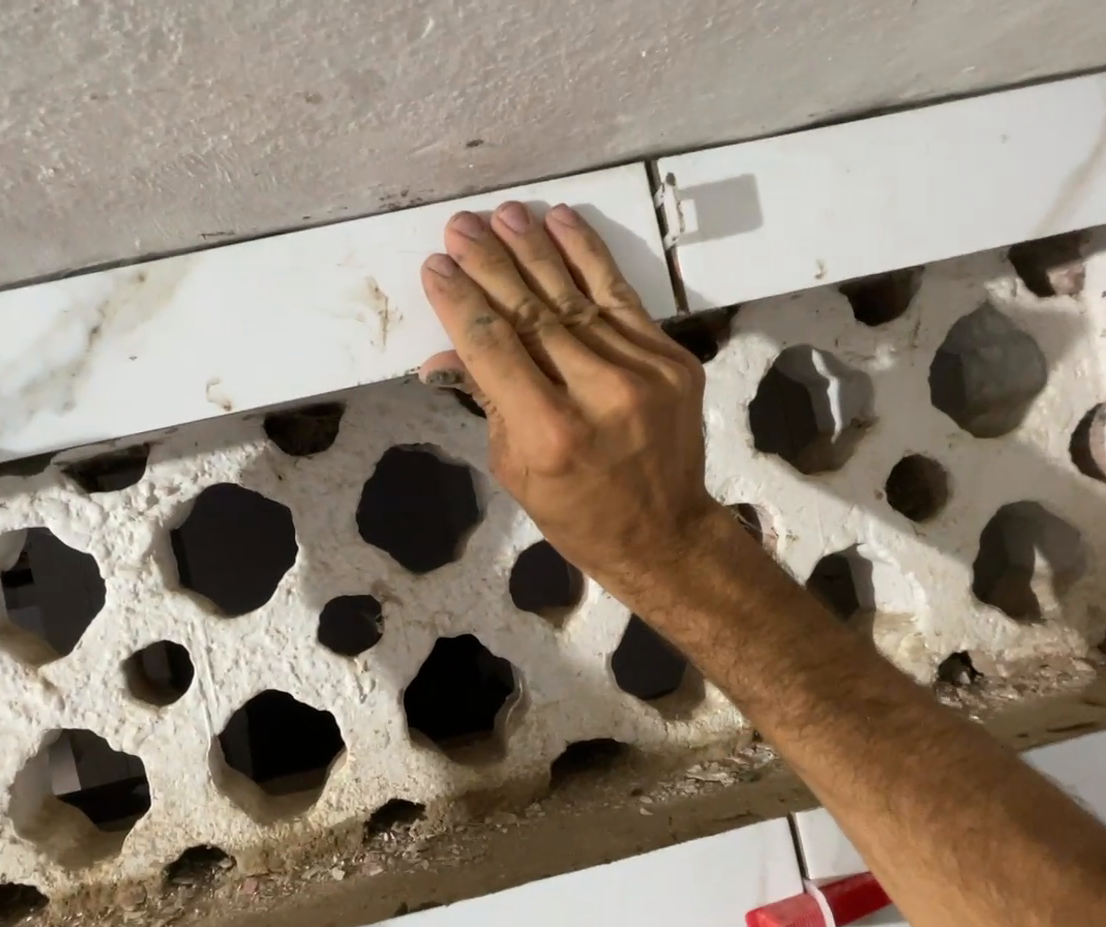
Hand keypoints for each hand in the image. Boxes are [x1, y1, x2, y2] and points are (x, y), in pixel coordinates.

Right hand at [419, 202, 713, 593]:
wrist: (661, 532)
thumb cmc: (573, 513)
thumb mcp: (514, 469)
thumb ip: (486, 400)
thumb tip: (441, 353)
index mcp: (546, 434)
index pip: (493, 349)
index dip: (460, 303)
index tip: (435, 267)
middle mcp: (595, 395)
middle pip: (531, 313)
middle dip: (489, 265)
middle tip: (461, 227)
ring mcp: (641, 371)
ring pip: (574, 296)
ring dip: (534, 249)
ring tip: (504, 214)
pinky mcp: (670, 357)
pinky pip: (621, 296)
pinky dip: (588, 257)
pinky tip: (561, 223)